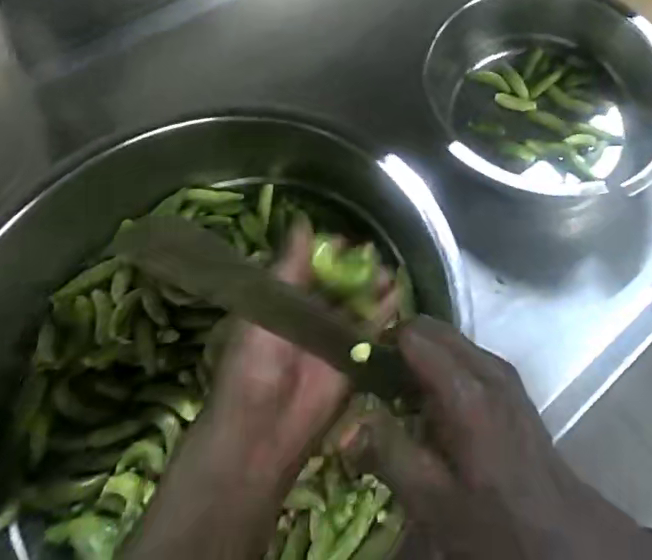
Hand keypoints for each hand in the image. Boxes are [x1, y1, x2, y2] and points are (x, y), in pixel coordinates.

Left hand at [123, 217, 388, 559]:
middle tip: (371, 253)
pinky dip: (385, 312)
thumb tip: (302, 221)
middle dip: (356, 267)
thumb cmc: (254, 362)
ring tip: (387, 271)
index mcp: (283, 301)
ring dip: (373, 286)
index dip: (327, 252)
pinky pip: (372, 331)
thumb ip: (288, 267)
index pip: (309, 267)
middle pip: (338, 284)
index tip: (345, 240)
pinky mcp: (353, 361)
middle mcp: (309, 316)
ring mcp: (332, 339)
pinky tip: (398, 294)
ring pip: (358, 304)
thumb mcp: (266, 307)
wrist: (261, 430)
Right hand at [343, 318, 651, 559]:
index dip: (382, 343)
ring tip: (393, 391)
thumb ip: (389, 455)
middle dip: (399, 344)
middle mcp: (486, 367)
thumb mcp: (434, 502)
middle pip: (432, 329)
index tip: (356, 365)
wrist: (563, 535)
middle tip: (369, 377)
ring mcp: (502, 372)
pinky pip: (465, 356)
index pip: (413, 334)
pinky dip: (440, 366)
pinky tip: (428, 404)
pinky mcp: (509, 385)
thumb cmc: (496, 520)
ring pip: (450, 340)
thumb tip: (348, 425)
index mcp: (466, 389)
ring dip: (420, 355)